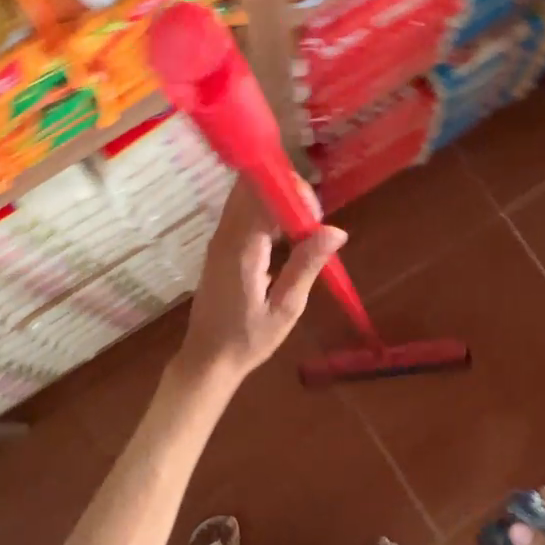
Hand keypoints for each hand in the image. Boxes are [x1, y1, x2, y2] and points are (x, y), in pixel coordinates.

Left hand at [177, 183, 345, 379]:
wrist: (208, 358)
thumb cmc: (248, 340)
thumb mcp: (286, 308)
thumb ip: (306, 265)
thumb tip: (336, 231)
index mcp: (242, 250)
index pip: (264, 195)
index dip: (294, 194)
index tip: (317, 217)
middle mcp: (225, 236)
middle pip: (251, 186)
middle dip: (286, 191)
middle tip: (311, 220)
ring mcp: (218, 239)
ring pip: (245, 195)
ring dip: (276, 200)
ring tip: (302, 229)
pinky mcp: (219, 246)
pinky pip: (242, 212)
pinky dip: (265, 212)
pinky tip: (284, 238)